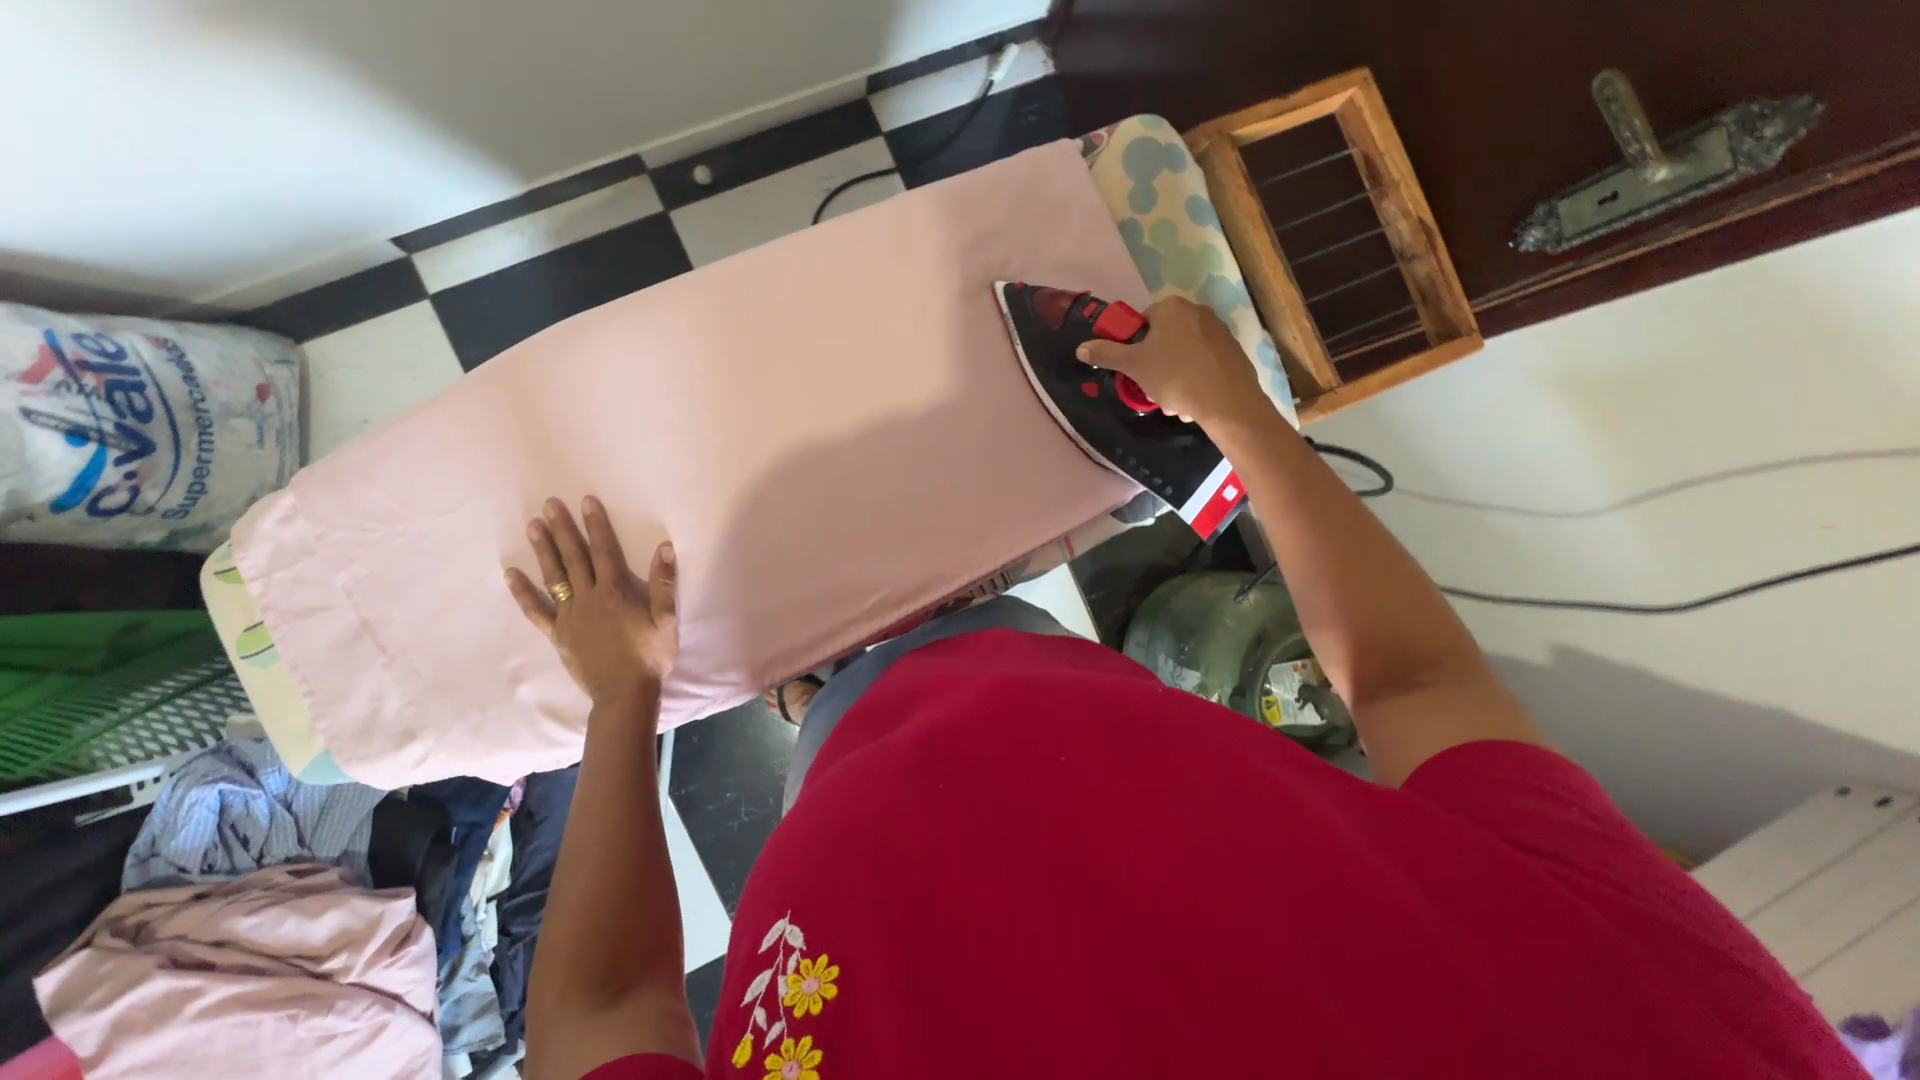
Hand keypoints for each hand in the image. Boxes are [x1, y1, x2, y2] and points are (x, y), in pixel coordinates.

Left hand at [506, 496, 677, 703]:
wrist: (625, 693)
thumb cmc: (651, 656)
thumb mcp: (666, 619)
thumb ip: (664, 583)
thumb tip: (664, 547)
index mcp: (616, 591)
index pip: (604, 550)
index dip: (596, 524)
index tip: (586, 501)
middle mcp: (589, 598)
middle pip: (574, 557)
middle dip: (563, 528)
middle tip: (550, 504)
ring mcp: (569, 615)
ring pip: (554, 576)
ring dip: (543, 550)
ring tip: (533, 526)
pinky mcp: (557, 634)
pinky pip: (535, 610)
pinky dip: (522, 592)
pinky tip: (511, 574)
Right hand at [1076, 297, 1273, 429]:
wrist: (1227, 401)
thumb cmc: (1175, 377)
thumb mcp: (1134, 366)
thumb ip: (1106, 354)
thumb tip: (1081, 348)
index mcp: (1171, 307)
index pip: (1144, 322)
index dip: (1137, 347)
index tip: (1138, 369)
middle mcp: (1197, 310)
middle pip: (1165, 339)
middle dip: (1157, 366)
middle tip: (1155, 390)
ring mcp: (1219, 330)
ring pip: (1185, 354)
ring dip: (1175, 377)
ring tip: (1175, 402)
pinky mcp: (1234, 350)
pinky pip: (1205, 363)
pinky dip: (1197, 379)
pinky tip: (1194, 400)